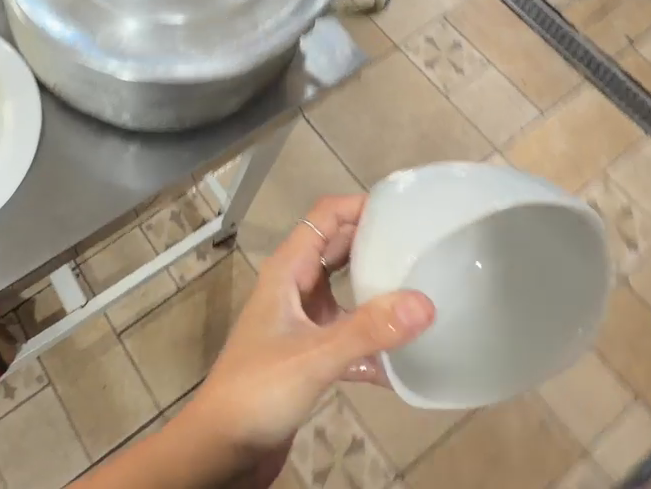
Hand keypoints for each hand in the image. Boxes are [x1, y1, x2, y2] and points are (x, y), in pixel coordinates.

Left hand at [181, 197, 434, 465]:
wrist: (225, 444)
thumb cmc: (259, 389)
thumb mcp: (316, 356)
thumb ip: (369, 331)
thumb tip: (425, 301)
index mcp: (286, 271)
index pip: (324, 218)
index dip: (358, 206)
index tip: (405, 209)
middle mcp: (293, 288)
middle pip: (337, 250)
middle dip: (375, 243)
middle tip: (424, 247)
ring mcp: (300, 322)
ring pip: (345, 294)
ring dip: (376, 293)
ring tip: (424, 293)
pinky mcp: (308, 356)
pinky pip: (348, 338)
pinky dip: (373, 344)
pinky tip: (406, 363)